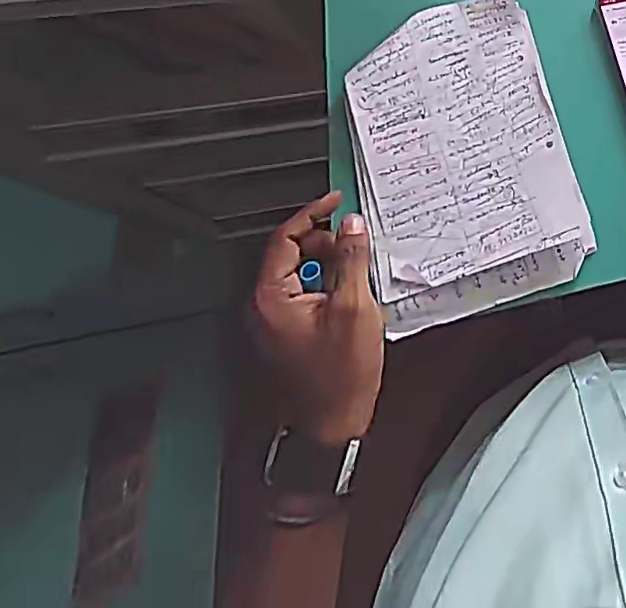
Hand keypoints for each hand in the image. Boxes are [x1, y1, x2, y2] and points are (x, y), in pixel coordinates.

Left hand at [249, 191, 383, 444]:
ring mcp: (276, 320)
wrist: (331, 425)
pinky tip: (353, 288)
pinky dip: (328, 280)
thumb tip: (352, 223)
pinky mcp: (290, 330)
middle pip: (291, 253)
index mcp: (271, 297)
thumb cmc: (341, 372)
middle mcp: (265, 306)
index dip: (311, 213)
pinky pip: (306, 290)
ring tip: (360, 268)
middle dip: (325, 239)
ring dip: (329, 260)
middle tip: (357, 239)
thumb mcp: (354, 308)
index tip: (336, 199)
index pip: (284, 239)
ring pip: (301, 271)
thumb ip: (351, 260)